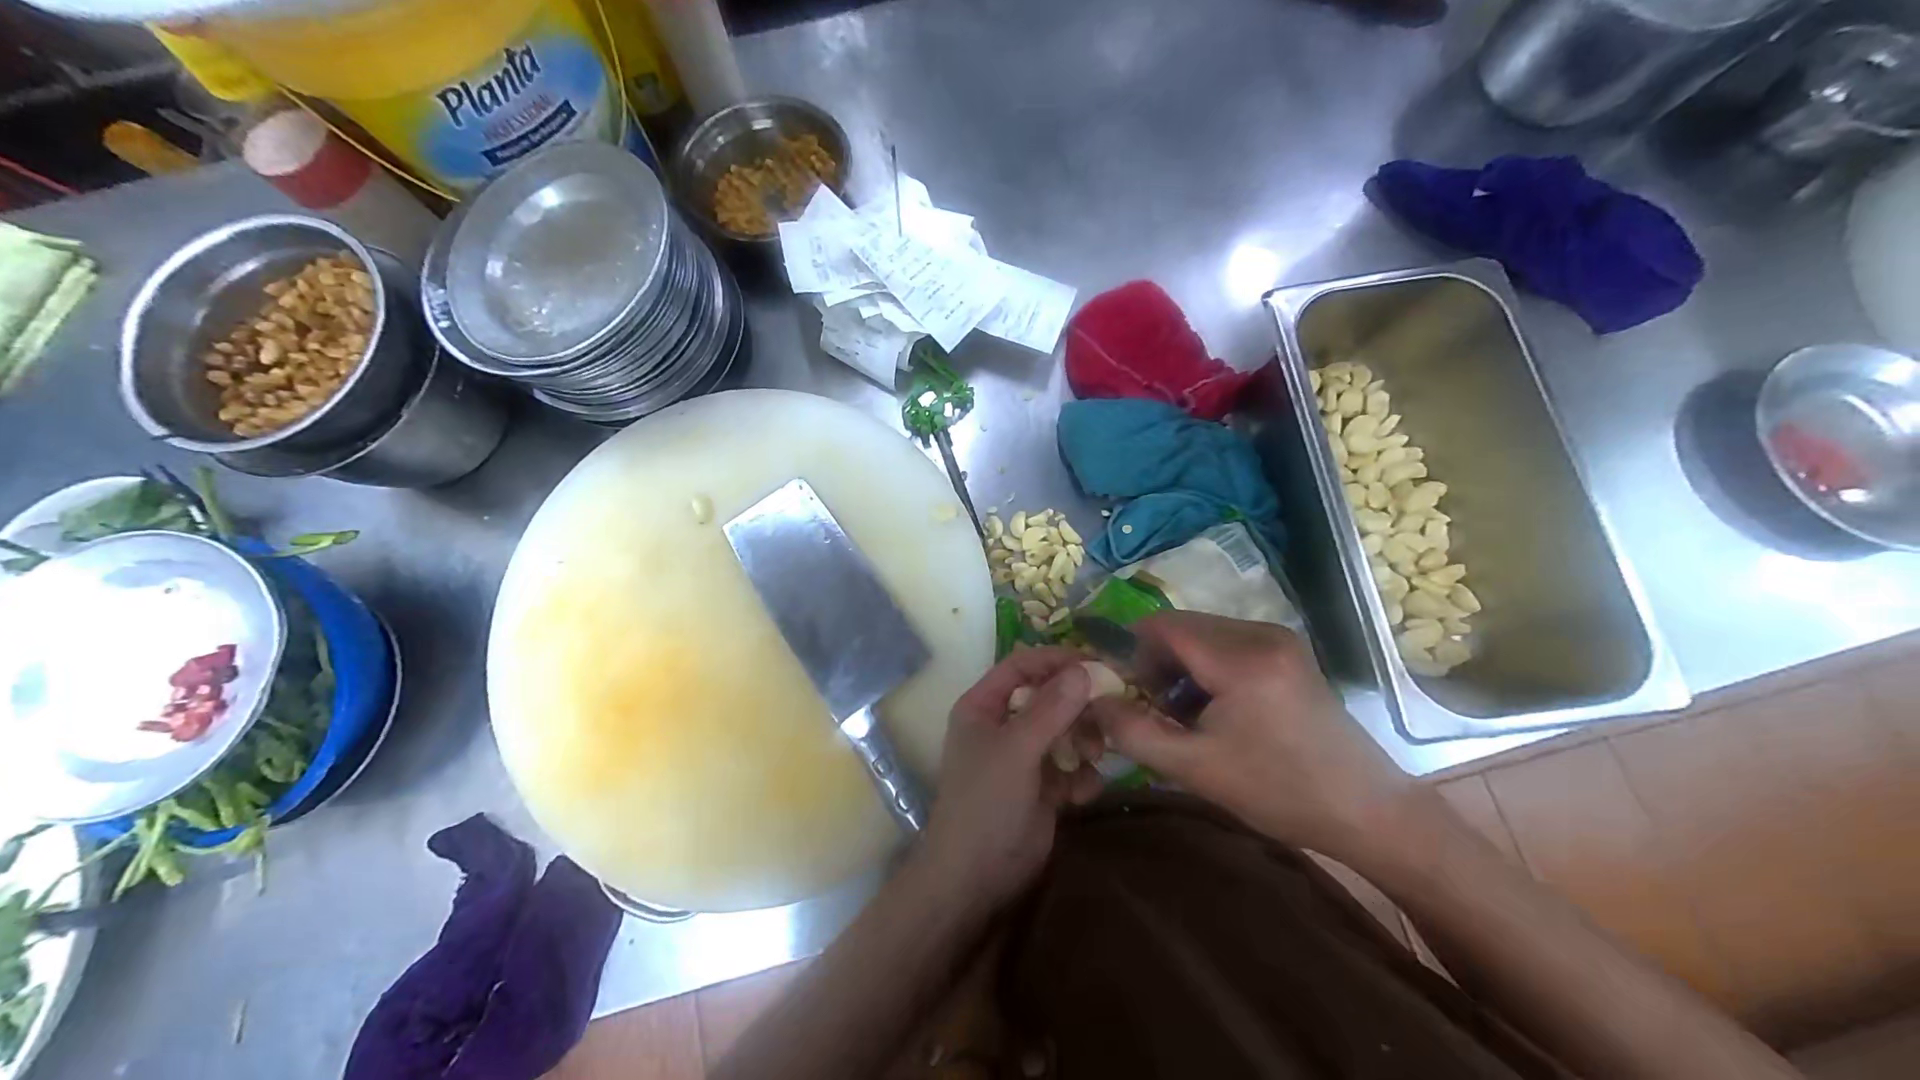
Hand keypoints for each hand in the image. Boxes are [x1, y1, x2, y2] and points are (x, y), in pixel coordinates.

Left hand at [916, 647, 1103, 908]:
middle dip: (1078, 706)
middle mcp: (1003, 725)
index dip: (1056, 660)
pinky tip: (1082, 794)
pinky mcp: (1043, 788)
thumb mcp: (1017, 750)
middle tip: (1110, 712)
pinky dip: (1082, 777)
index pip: (1022, 666)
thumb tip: (1085, 670)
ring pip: (1066, 731)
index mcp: (983, 706)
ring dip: (1084, 742)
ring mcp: (1024, 757)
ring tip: (1091, 759)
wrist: (975, 878)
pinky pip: (1071, 767)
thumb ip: (1051, 709)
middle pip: (1049, 697)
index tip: (1096, 663)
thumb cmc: (986, 802)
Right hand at [1087, 612, 1412, 859]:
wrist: (1367, 809)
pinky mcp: (1289, 652)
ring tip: (1183, 712)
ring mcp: (1280, 639)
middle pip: (1182, 626)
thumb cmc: (1279, 790)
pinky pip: (1228, 642)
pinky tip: (1214, 706)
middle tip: (1153, 706)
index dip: (1131, 651)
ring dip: (1181, 663)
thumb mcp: (1195, 768)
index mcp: (1240, 658)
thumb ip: (1134, 731)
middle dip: (1156, 660)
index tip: (1125, 690)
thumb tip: (1093, 701)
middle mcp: (1261, 633)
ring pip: (1204, 633)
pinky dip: (1207, 665)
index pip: (1162, 626)